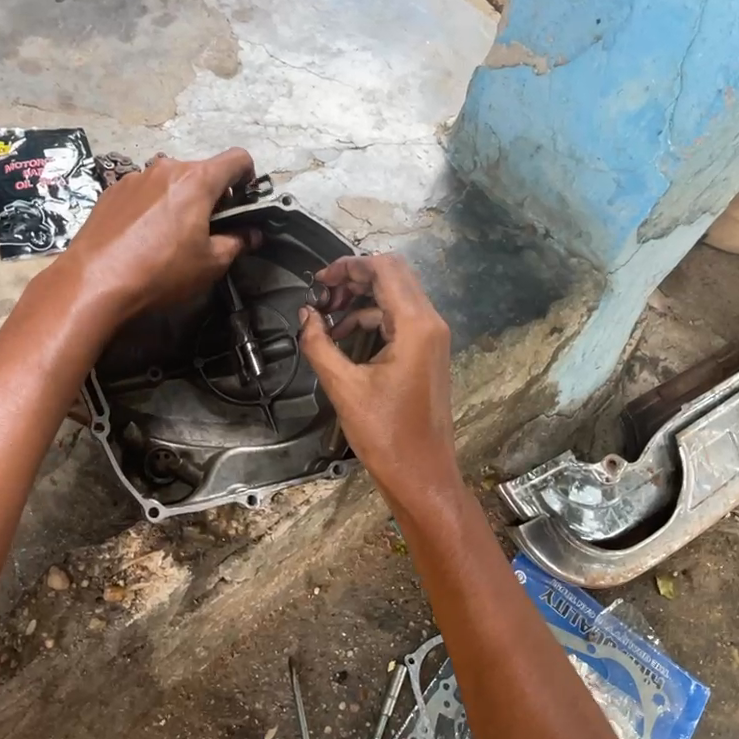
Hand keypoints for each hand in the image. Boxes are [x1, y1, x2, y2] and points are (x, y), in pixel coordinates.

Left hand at [61, 148, 262, 320]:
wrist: (95, 282)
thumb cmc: (161, 272)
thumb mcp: (210, 264)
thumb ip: (237, 243)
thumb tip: (251, 235)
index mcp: (196, 180)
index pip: (237, 159)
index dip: (248, 177)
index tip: (243, 201)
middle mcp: (165, 168)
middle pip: (200, 173)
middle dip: (210, 197)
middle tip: (206, 232)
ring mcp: (134, 178)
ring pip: (169, 183)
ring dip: (178, 202)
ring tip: (169, 239)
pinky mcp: (111, 192)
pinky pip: (142, 194)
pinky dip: (151, 209)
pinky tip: (141, 239)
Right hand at [298, 254, 458, 504]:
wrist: (420, 473)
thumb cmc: (385, 434)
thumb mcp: (343, 387)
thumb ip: (319, 344)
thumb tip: (305, 316)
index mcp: (416, 326)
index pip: (385, 269)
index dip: (349, 265)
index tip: (319, 280)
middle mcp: (431, 324)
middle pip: (394, 275)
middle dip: (355, 277)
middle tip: (322, 294)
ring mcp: (433, 339)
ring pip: (397, 296)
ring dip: (362, 299)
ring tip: (327, 317)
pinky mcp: (428, 354)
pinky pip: (400, 320)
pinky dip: (372, 319)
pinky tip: (343, 337)